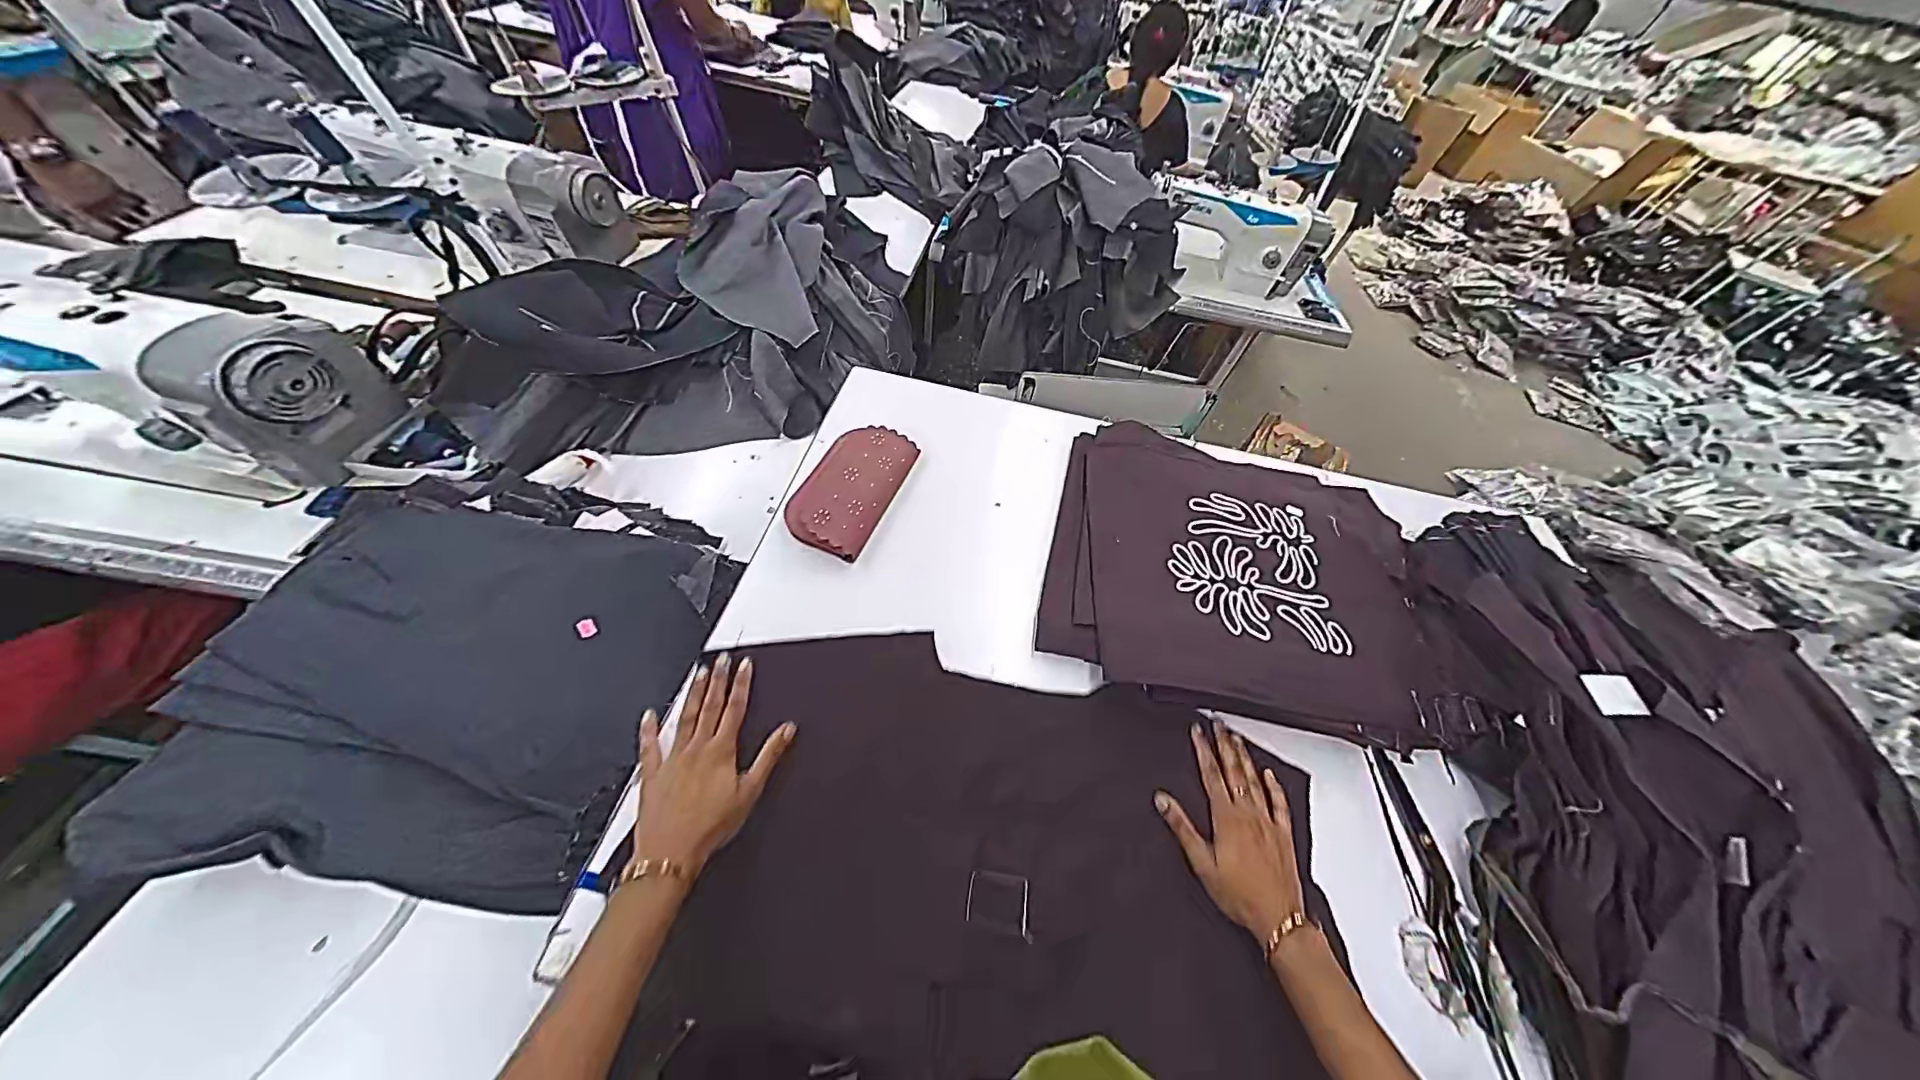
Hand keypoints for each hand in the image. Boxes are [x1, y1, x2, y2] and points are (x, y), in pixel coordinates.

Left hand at [631, 653, 794, 875]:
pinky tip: (650, 714)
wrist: (671, 852)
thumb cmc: (710, 827)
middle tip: (720, 660)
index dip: (740, 685)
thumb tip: (785, 731)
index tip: (743, 666)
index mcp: (720, 752)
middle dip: (717, 680)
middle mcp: (695, 749)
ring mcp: (672, 759)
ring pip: (684, 717)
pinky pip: (650, 745)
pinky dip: (649, 728)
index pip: (734, 709)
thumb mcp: (750, 792)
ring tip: (697, 673)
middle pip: (709, 706)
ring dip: (692, 693)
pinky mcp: (653, 773)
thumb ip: (768, 756)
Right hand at [1156, 721, 1304, 946]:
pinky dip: (1274, 786)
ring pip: (1255, 781)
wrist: (1278, 917)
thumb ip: (1182, 827)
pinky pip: (1279, 802)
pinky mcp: (1283, 834)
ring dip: (1244, 757)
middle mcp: (1248, 814)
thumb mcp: (1201, 862)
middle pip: (1233, 771)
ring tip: (1236, 739)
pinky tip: (1269, 775)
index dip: (1203, 751)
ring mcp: (1268, 822)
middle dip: (1224, 745)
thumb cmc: (1239, 894)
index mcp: (1226, 818)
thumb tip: (1163, 800)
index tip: (1198, 733)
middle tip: (1218, 725)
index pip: (1211, 775)